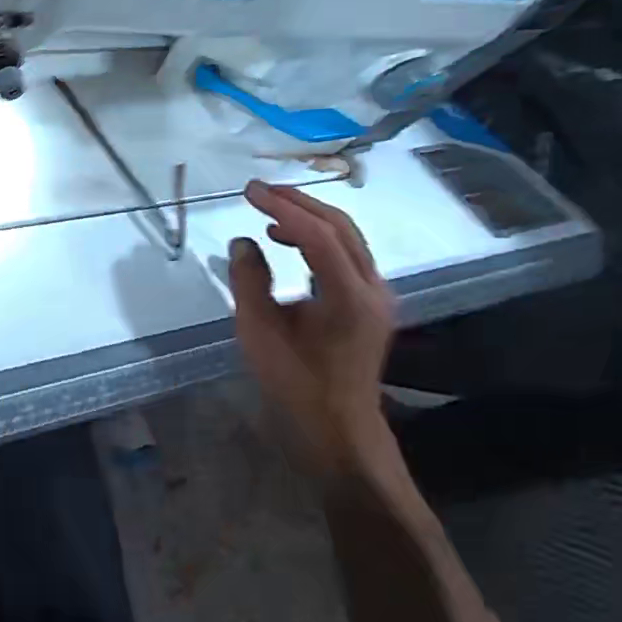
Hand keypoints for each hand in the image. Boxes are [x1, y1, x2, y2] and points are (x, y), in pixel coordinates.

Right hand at [230, 179, 395, 471]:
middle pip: (340, 226)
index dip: (281, 206)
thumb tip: (244, 241)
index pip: (317, 234)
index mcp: (349, 297)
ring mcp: (377, 295)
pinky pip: (346, 254)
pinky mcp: (370, 302)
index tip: (249, 191)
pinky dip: (317, 239)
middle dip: (298, 202)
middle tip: (260, 190)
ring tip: (269, 211)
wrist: (339, 431)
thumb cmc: (296, 386)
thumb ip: (249, 280)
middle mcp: (373, 288)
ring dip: (308, 217)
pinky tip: (287, 242)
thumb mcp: (259, 333)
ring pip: (347, 236)